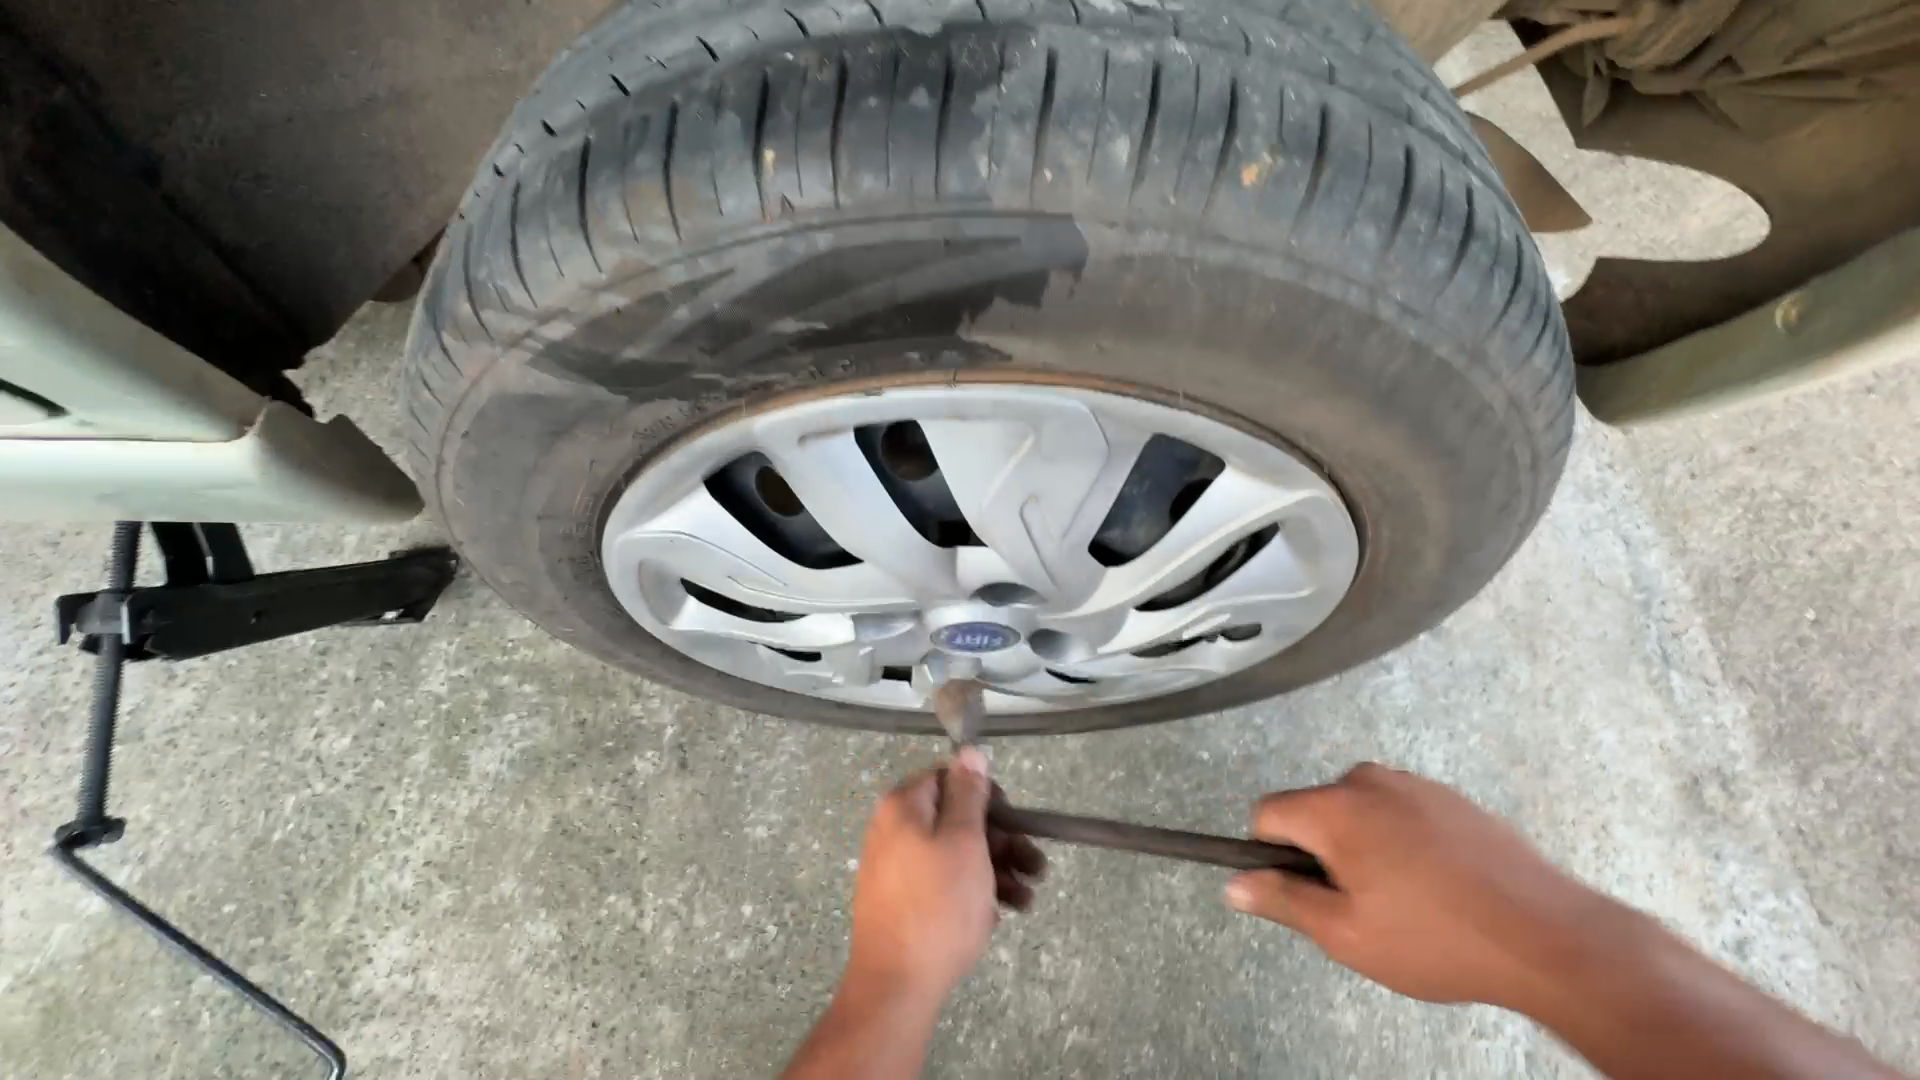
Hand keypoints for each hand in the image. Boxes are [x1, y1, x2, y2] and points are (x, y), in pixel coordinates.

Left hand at [845, 748, 1045, 1000]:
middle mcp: (894, 830)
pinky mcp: (903, 902)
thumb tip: (968, 750)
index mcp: (903, 806)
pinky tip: (1000, 915)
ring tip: (1027, 898)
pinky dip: (972, 893)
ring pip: (955, 855)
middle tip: (1035, 865)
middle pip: (957, 819)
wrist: (896, 986)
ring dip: (996, 870)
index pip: (949, 778)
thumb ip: (969, 793)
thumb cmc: (937, 905)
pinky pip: (942, 884)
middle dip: (1001, 840)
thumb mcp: (964, 841)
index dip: (985, 795)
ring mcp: (896, 869)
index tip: (1013, 820)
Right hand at [1225, 763, 1604, 1007]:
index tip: (1306, 892)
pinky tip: (1439, 885)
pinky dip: (1403, 840)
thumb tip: (1233, 885)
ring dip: (1363, 846)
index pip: (1267, 813)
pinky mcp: (1452, 797)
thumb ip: (1282, 900)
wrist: (1549, 936)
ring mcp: (1414, 784)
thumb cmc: (1436, 939)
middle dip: (1323, 851)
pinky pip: (1401, 811)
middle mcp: (1367, 780)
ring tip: (1406, 900)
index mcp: (1333, 807)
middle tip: (1362, 905)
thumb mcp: (1345, 934)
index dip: (1272, 854)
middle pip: (1314, 810)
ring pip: (1359, 811)